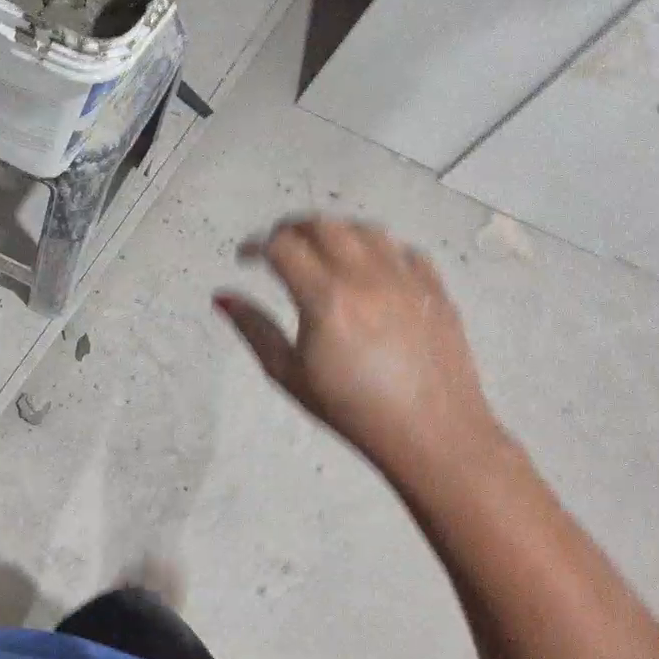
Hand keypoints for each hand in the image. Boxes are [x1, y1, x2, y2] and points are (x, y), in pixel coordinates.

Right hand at [214, 217, 510, 483]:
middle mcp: (367, 278)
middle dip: (291, 228)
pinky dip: (378, 249)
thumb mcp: (286, 373)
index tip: (244, 259)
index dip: (256, 245)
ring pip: (366, 230)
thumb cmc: (348, 407)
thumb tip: (222, 297)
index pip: (282, 247)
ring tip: (319, 252)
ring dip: (334, 232)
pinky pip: (405, 251)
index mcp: (325, 298)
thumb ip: (253, 328)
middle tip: (276, 246)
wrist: (431, 433)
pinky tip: (367, 270)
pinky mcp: (436, 291)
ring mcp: (407, 281)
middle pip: (324, 225)